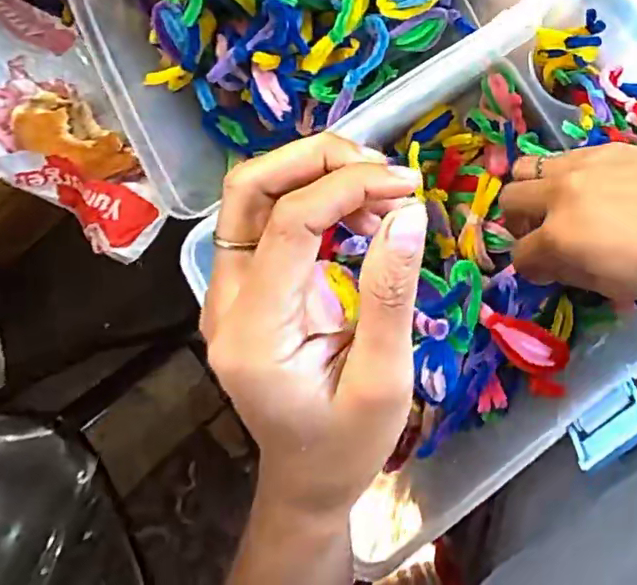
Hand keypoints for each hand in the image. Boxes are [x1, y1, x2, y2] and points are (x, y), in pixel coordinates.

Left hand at [202, 134, 429, 519]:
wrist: (307, 478)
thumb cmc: (346, 444)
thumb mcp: (383, 381)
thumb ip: (391, 294)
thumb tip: (409, 213)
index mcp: (254, 332)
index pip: (288, 224)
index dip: (349, 188)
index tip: (408, 186)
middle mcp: (226, 300)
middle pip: (250, 188)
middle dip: (319, 159)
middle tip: (384, 170)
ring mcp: (231, 287)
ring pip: (255, 190)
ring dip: (318, 169)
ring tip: (381, 190)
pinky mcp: (250, 280)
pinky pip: (274, 211)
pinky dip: (320, 193)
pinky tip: (364, 211)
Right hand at [499, 143, 636, 297]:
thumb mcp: (619, 285)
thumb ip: (572, 272)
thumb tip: (550, 264)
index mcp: (562, 236)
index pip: (520, 254)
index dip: (531, 269)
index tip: (548, 273)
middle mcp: (561, 193)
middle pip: (510, 200)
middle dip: (519, 223)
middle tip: (545, 237)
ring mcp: (581, 163)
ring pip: (528, 168)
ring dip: (533, 191)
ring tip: (560, 208)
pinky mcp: (603, 147)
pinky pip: (561, 158)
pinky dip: (560, 175)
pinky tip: (592, 191)